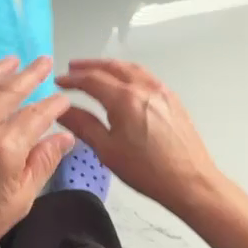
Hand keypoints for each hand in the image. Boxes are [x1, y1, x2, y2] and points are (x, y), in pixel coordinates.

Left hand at [0, 57, 73, 247]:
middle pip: (7, 91)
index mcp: (3, 149)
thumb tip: (65, 136)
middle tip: (44, 62)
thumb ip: (42, 163)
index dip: (53, 105)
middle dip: (29, 75)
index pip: (36, 116)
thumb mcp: (19, 202)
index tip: (64, 98)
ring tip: (11, 61)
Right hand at [55, 59, 224, 214]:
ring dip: (110, 67)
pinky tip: (124, 83)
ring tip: (96, 71)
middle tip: (72, 69)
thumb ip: (83, 125)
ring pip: (132, 69)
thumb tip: (62, 109)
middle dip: (90, 66)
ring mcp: (162, 92)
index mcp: (125, 99)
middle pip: (113, 67)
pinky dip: (129, 74)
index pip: (92, 80)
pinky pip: (147, 78)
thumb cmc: (146, 170)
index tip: (58, 82)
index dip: (72, 79)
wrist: (190, 181)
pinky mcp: (173, 100)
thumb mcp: (107, 150)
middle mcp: (144, 88)